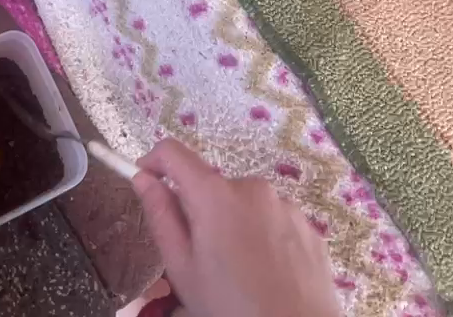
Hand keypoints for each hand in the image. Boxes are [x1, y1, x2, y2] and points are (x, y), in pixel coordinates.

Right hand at [132, 138, 339, 316]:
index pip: (173, 152)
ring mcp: (284, 204)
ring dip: (233, 222)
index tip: (147, 181)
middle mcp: (250, 186)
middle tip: (203, 255)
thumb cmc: (231, 309)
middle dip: (199, 209)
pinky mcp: (308, 225)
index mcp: (214, 194)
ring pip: (242, 202)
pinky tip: (269, 273)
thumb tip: (143, 178)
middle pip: (211, 185)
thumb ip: (160, 215)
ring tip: (241, 270)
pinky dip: (262, 234)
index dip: (154, 161)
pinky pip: (272, 217)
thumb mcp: (182, 269)